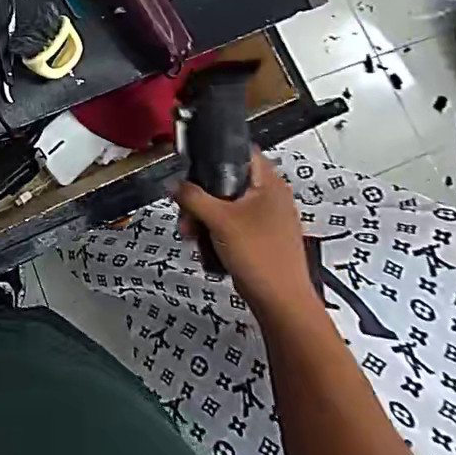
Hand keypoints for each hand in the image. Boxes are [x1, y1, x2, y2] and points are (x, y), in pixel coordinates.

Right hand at [174, 150, 319, 321]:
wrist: (280, 302)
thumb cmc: (260, 257)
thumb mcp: (218, 220)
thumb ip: (193, 197)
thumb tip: (175, 185)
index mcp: (269, 182)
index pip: (240, 152)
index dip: (215, 155)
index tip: (193, 167)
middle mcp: (271, 196)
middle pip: (227, 182)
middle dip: (201, 198)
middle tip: (187, 214)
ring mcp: (267, 218)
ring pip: (227, 206)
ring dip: (205, 218)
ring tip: (191, 235)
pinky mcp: (261, 238)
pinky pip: (232, 225)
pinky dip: (216, 232)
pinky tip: (206, 246)